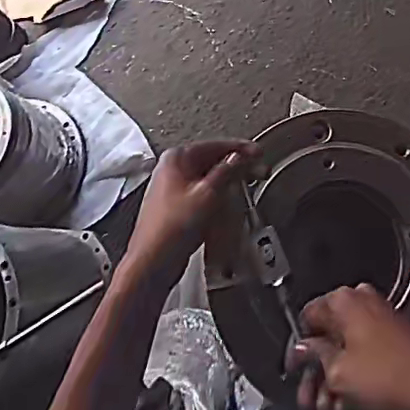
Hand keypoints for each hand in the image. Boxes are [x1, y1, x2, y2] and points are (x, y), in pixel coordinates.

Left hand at [123, 139, 254, 284]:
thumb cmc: (170, 230)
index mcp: (176, 159)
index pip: (214, 145)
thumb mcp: (208, 194)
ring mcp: (172, 189)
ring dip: (229, 181)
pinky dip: (218, 195)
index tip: (257, 152)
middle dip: (237, 166)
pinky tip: (229, 202)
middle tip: (258, 169)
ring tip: (248, 184)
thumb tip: (239, 158)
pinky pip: (202, 194)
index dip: (240, 149)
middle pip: (211, 161)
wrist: (152, 263)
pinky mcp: (176, 207)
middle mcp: (171, 170)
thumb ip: (227, 171)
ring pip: (208, 178)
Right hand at [286, 284, 409, 409]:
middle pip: (325, 332)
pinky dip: (352, 368)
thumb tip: (301, 350)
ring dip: (332, 373)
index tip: (294, 372)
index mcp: (343, 299)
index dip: (297, 349)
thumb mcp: (338, 371)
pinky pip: (361, 346)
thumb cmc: (387, 375)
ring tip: (329, 405)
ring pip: (343, 343)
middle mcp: (359, 298)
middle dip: (316, 368)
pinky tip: (346, 397)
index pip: (305, 317)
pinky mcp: (391, 331)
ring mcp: (377, 313)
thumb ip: (313, 357)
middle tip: (310, 396)